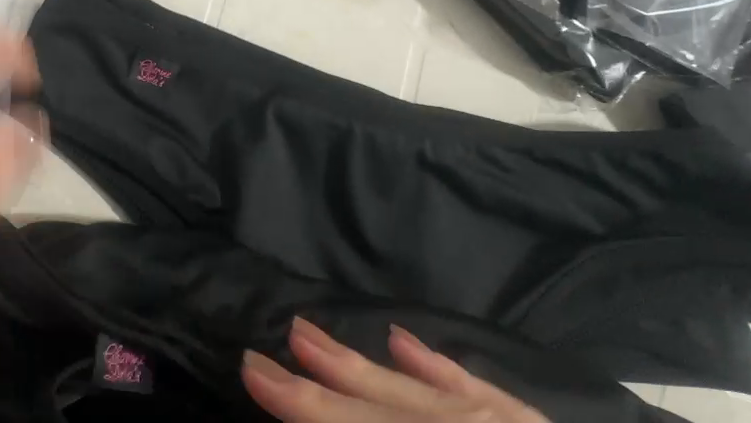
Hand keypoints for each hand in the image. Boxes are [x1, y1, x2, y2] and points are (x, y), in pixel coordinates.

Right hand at [242, 318, 549, 421]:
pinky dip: (446, 371)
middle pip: (400, 416)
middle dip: (332, 388)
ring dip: (369, 370)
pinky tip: (403, 342)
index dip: (314, 411)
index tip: (256, 373)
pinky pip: (495, 401)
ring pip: (435, 401)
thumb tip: (335, 416)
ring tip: (313, 335)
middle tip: (270, 348)